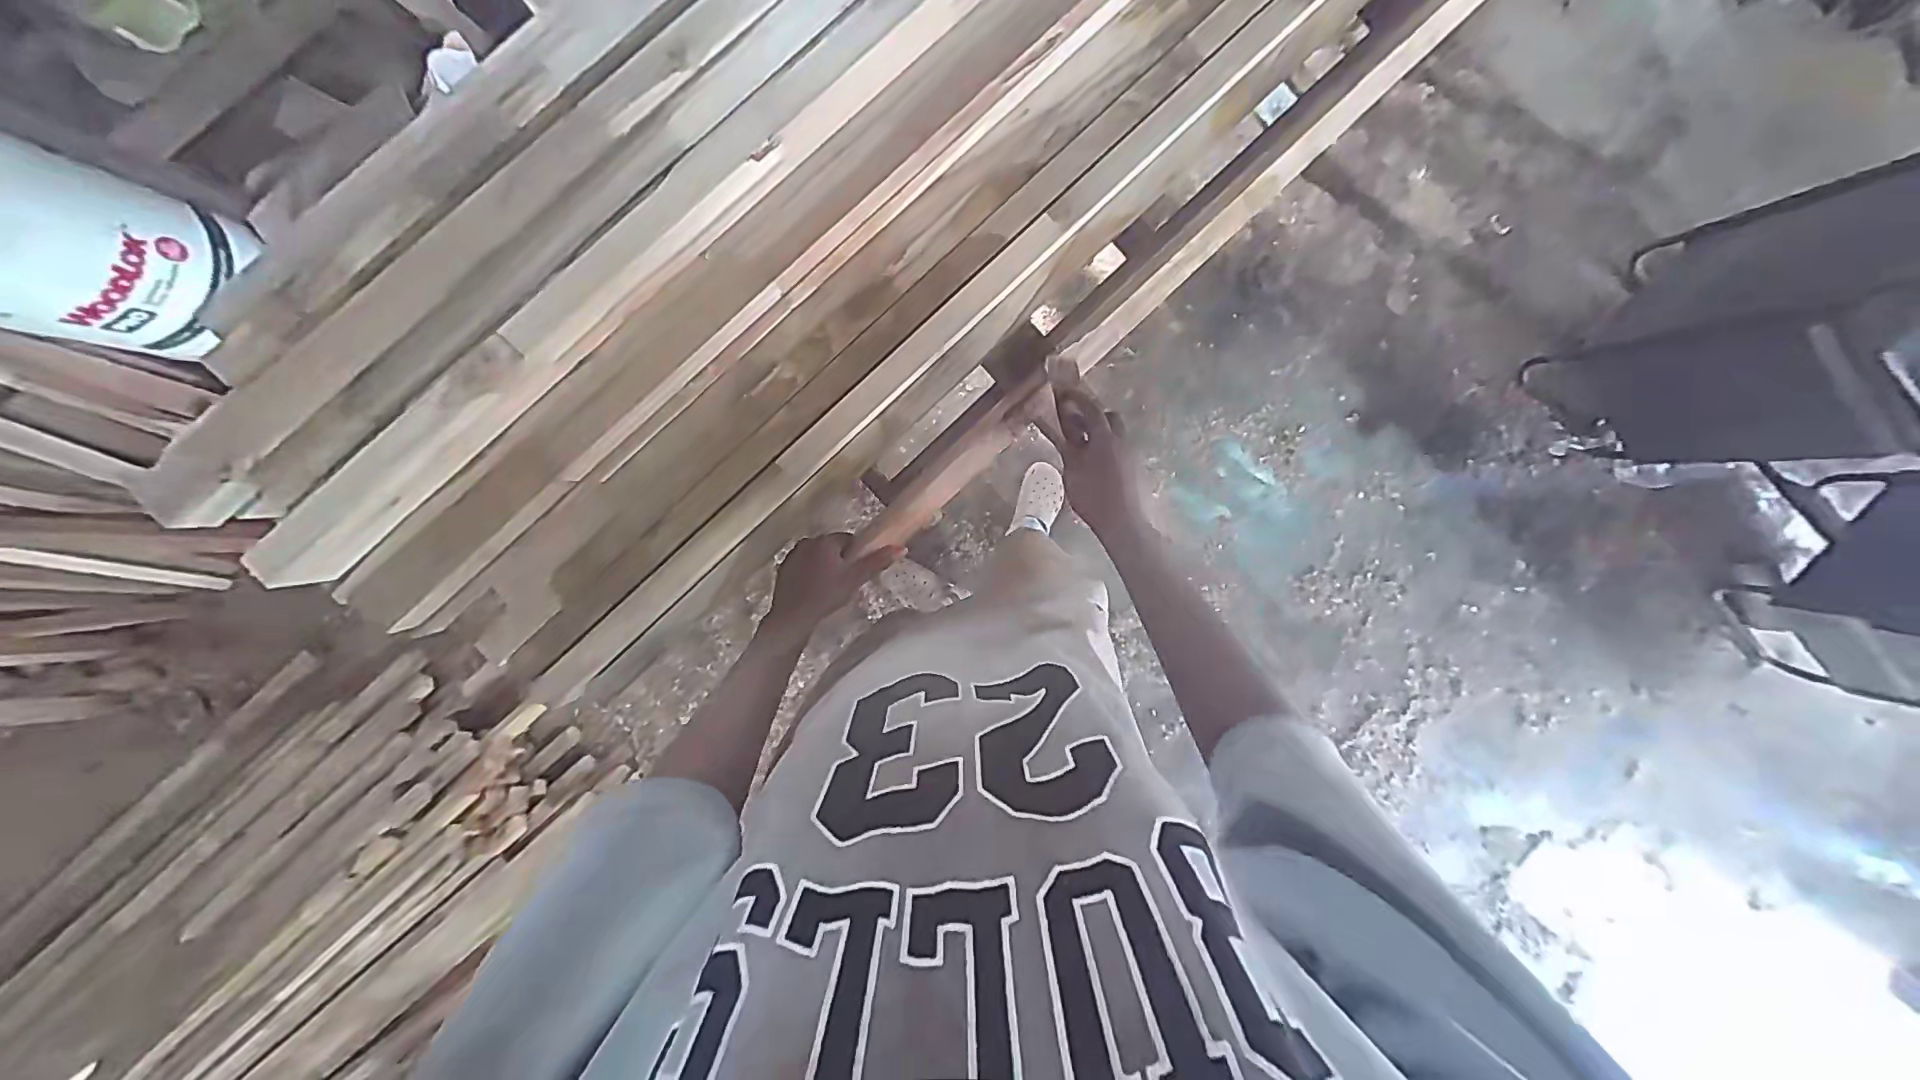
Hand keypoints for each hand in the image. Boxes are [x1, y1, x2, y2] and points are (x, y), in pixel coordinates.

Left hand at [766, 532, 901, 633]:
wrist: (793, 617)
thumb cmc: (826, 595)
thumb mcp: (856, 579)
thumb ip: (877, 562)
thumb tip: (901, 548)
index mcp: (826, 541)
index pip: (848, 539)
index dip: (856, 554)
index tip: (858, 571)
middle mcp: (808, 542)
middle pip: (832, 546)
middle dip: (841, 560)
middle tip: (847, 582)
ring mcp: (793, 555)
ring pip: (817, 556)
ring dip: (825, 566)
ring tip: (831, 588)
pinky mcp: (784, 569)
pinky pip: (804, 566)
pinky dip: (811, 574)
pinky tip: (815, 590)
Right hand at [1049, 362, 1147, 540]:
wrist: (1125, 523)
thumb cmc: (1094, 497)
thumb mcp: (1072, 473)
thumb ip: (1067, 449)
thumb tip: (1062, 434)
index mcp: (1105, 438)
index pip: (1091, 409)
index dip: (1077, 400)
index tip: (1064, 395)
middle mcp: (1122, 441)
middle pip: (1109, 419)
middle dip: (1092, 417)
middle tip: (1074, 424)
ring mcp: (1132, 455)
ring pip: (1116, 435)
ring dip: (1100, 435)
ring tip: (1082, 448)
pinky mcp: (1136, 469)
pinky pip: (1120, 451)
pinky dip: (1107, 450)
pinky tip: (1096, 465)